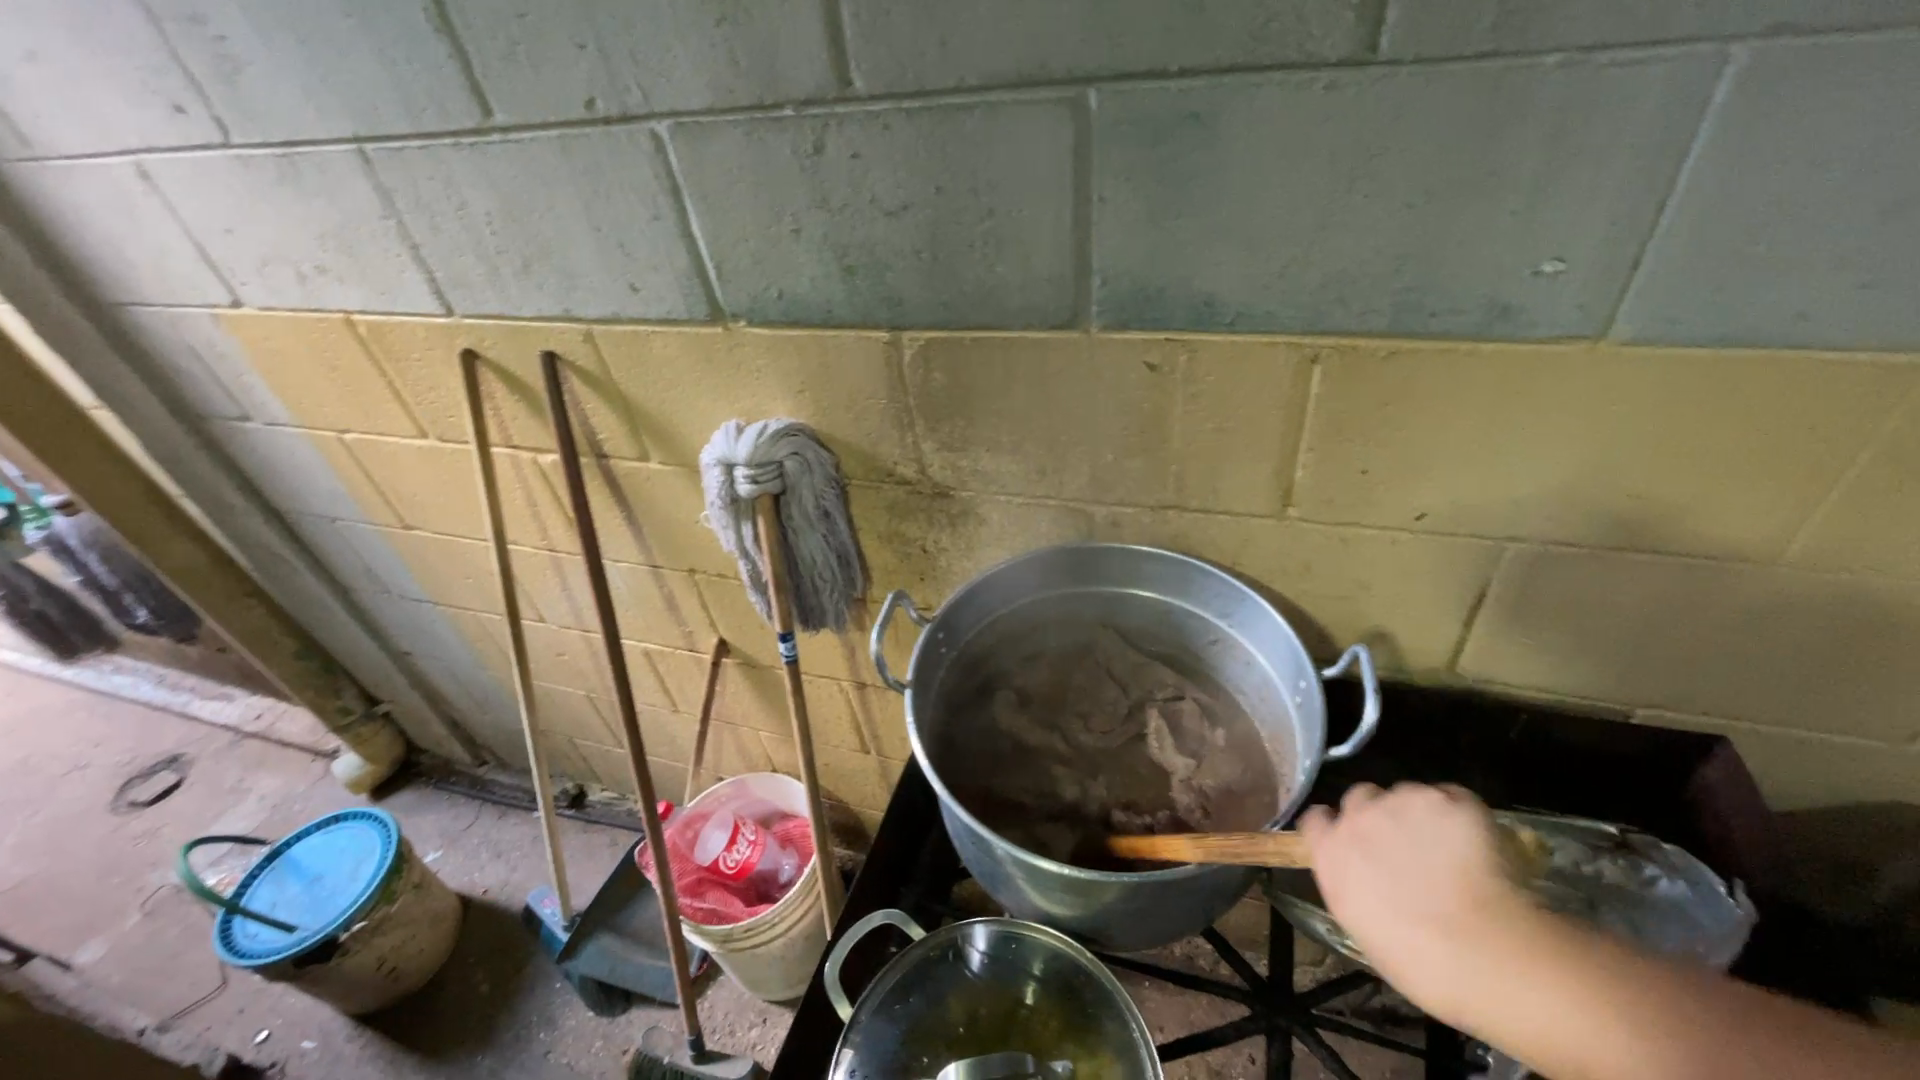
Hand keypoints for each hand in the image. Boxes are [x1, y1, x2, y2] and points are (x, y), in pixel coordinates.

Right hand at [1298, 782, 1540, 1015]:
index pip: (1316, 818)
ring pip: (1408, 793)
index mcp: (1330, 850)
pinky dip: (1460, 814)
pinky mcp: (1451, 800)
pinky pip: (1452, 797)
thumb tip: (1365, 874)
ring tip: (1448, 847)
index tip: (1351, 838)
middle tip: (1405, 843)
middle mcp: (1360, 816)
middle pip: (1360, 795)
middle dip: (1378, 813)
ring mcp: (1404, 801)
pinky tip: (1475, 843)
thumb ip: (1350, 880)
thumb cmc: (1411, 956)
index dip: (1335, 825)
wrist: (1475, 949)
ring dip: (1420, 813)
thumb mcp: (1356, 919)